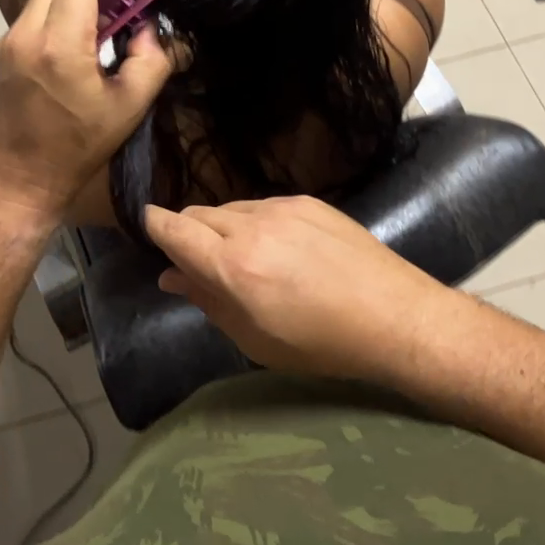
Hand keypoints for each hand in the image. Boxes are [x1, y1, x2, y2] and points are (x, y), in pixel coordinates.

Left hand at [0, 0, 171, 219]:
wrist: (18, 181)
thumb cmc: (76, 148)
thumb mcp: (128, 108)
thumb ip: (150, 61)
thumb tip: (149, 31)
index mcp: (59, 45)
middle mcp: (26, 35)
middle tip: (116, 8)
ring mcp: (7, 45)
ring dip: (70, 1)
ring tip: (97, 30)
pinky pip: (29, 19)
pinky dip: (53, 18)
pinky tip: (72, 48)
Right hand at [144, 196, 453, 382]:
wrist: (395, 316)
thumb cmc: (321, 343)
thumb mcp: (255, 338)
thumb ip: (207, 301)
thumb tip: (171, 276)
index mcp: (234, 266)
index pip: (173, 228)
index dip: (154, 226)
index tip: (149, 228)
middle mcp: (251, 226)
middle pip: (197, 214)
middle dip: (188, 233)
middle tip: (202, 263)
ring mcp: (282, 208)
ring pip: (230, 208)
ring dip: (223, 228)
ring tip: (247, 260)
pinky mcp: (308, 201)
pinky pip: (263, 206)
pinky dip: (255, 222)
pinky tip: (280, 249)